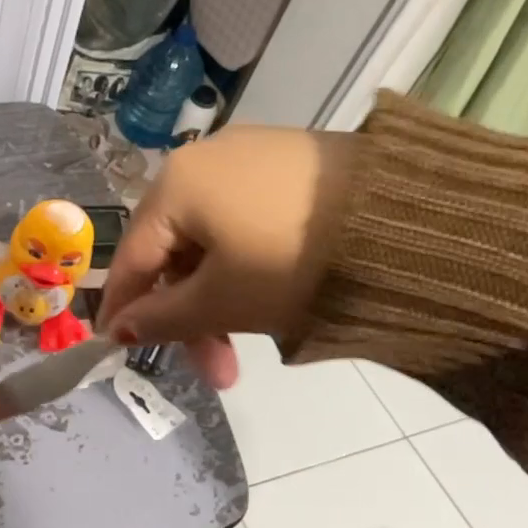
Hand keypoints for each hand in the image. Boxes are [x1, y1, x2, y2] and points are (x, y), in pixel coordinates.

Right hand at [95, 125, 354, 388]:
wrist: (413, 219)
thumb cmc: (291, 262)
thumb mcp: (220, 301)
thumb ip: (162, 319)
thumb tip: (118, 329)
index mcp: (174, 183)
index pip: (133, 257)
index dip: (123, 307)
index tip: (114, 348)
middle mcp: (204, 157)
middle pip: (175, 249)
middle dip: (189, 316)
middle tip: (217, 373)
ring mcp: (252, 154)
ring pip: (212, 238)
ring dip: (219, 296)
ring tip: (248, 345)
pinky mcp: (293, 161)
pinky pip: (246, 219)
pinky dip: (245, 262)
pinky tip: (265, 295)